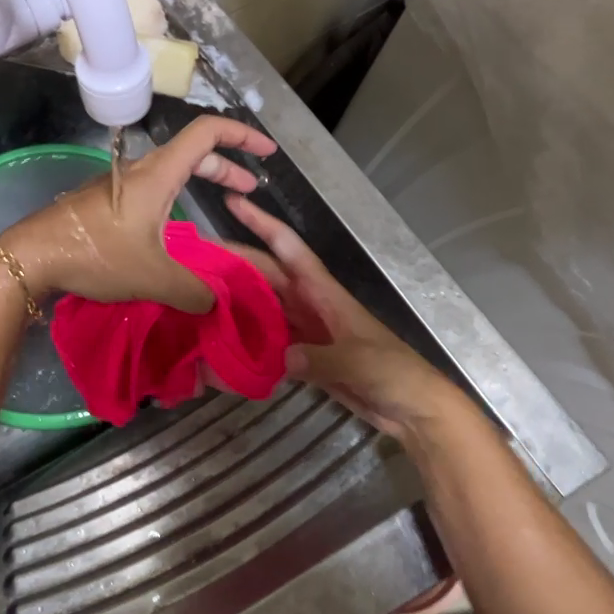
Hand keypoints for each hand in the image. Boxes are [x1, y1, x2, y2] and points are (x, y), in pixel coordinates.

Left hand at [0, 116, 276, 314]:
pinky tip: (174, 227)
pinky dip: (174, 195)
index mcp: (157, 174)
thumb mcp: (154, 278)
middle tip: (249, 188)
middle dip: (225, 166)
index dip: (241, 134)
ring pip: (169, 171)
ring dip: (198, 180)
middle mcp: (139, 170)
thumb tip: (216, 303)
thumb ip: (194, 291)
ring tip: (217, 205)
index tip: (265, 150)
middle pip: (191, 152)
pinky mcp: (103, 200)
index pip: (206, 132)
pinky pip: (149, 188)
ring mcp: (118, 183)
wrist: (33, 254)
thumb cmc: (96, 255)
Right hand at [222, 194, 463, 437]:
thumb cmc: (397, 374)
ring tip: (200, 292)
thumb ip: (321, 360)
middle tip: (195, 256)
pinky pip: (270, 339)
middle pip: (267, 275)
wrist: (418, 411)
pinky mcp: (307, 358)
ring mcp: (308, 331)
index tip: (234, 202)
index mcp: (326, 294)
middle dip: (235, 261)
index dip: (262, 224)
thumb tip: (283, 357)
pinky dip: (248, 336)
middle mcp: (311, 305)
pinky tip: (223, 338)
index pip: (288, 249)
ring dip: (236, 298)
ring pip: (264, 305)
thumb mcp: (360, 362)